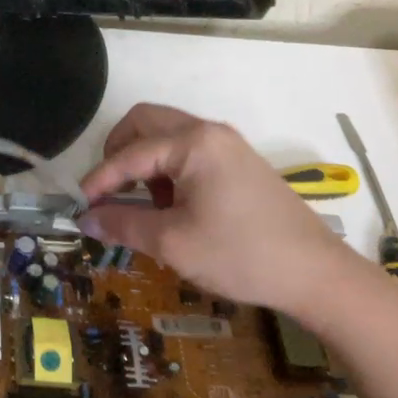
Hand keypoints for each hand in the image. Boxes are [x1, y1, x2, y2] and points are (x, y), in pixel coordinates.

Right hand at [77, 104, 362, 316]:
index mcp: (193, 144)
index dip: (99, 179)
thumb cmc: (240, 255)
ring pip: (167, 135)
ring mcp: (228, 145)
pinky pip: (189, 150)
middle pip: (145, 122)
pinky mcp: (239, 163)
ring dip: (144, 160)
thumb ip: (123, 224)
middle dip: (118, 152)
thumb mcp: (173, 243)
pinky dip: (168, 168)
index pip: (129, 153)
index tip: (81, 205)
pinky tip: (173, 206)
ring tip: (144, 204)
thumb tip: (85, 218)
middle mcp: (209, 132)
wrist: (316, 274)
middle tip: (108, 190)